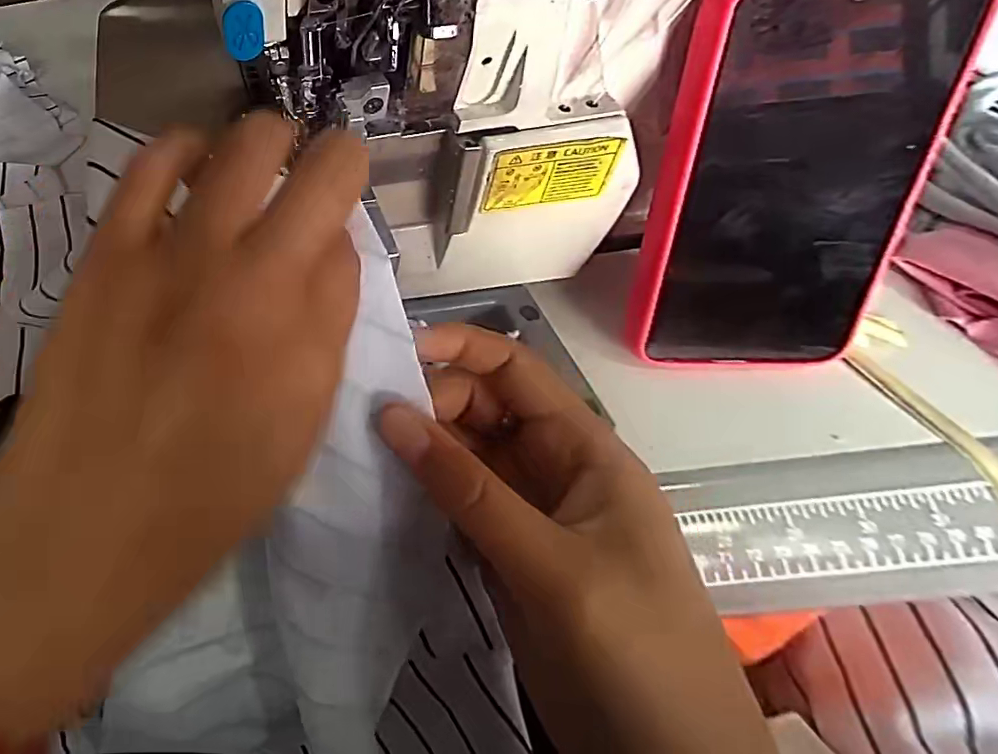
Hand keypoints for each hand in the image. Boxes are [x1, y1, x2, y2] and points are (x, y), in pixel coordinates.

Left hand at [0, 114, 368, 744]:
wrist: (87, 516)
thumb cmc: (210, 488)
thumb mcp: (303, 417)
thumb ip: (328, 319)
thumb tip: (330, 241)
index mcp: (307, 324)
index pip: (350, 219)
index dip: (352, 192)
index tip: (337, 200)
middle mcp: (250, 273)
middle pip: (310, 162)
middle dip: (321, 153)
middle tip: (304, 175)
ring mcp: (173, 253)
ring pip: (240, 145)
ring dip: (261, 142)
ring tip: (250, 166)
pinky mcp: (110, 250)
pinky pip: (151, 164)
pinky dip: (183, 149)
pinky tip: (190, 163)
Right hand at [378, 324, 772, 753]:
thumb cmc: (635, 648)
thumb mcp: (552, 564)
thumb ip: (468, 490)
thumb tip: (390, 414)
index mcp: (583, 449)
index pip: (515, 371)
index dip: (460, 349)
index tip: (397, 349)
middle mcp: (550, 467)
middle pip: (480, 407)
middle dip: (429, 401)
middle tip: (372, 418)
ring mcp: (524, 510)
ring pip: (461, 453)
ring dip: (418, 444)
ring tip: (362, 441)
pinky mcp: (502, 549)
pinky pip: (454, 499)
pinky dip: (420, 487)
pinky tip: (381, 485)